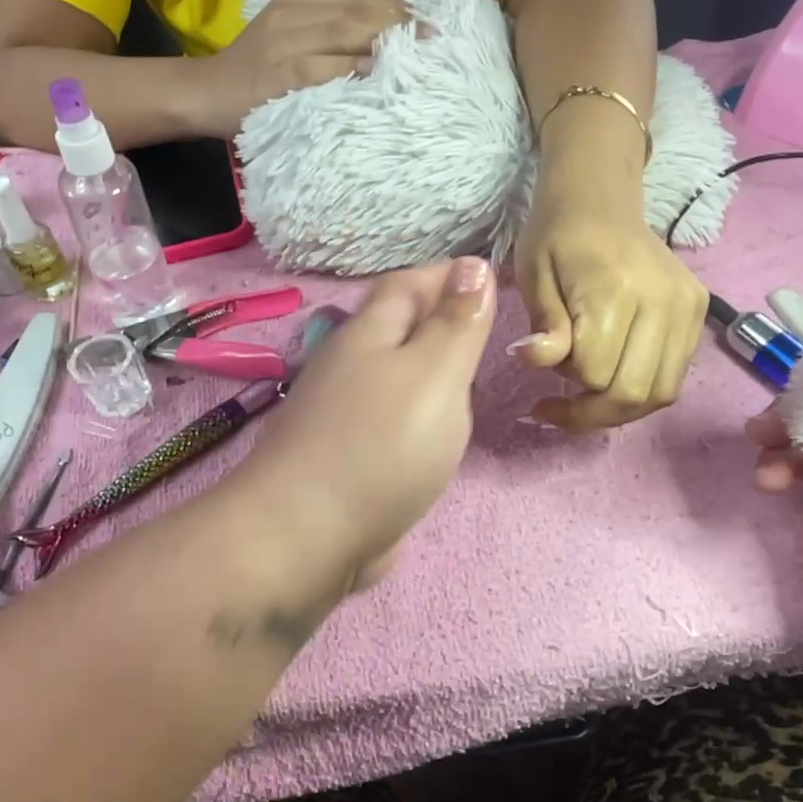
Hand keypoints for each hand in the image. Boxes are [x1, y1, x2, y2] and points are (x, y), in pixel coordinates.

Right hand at [203, 0, 414, 137]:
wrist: (205, 94)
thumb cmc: (252, 76)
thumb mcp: (286, 39)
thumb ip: (324, 32)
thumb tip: (380, 39)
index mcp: (293, 1)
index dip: (391, 2)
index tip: (423, 18)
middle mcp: (289, 15)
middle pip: (354, 9)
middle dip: (397, 20)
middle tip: (431, 36)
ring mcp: (284, 45)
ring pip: (343, 32)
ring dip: (384, 40)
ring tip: (415, 52)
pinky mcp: (281, 76)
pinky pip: (326, 68)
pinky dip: (354, 69)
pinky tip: (377, 73)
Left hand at [233, 257, 496, 595]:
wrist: (305, 537)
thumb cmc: (379, 447)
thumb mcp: (434, 374)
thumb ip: (456, 324)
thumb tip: (473, 264)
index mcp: (368, 334)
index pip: (409, 283)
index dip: (451, 275)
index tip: (497, 279)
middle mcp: (348, 368)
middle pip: (396, 329)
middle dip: (440, 321)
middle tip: (490, 333)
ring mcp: (340, 417)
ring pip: (391, 378)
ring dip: (427, 372)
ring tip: (472, 382)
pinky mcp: (342, 461)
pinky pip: (386, 423)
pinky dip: (414, 417)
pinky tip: (434, 436)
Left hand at [512, 195, 707, 431]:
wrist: (599, 199)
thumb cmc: (555, 236)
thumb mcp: (533, 275)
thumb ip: (544, 325)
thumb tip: (533, 361)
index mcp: (616, 290)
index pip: (596, 374)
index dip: (564, 385)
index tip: (537, 377)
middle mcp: (663, 302)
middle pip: (633, 393)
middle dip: (590, 412)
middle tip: (556, 409)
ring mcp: (687, 308)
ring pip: (661, 394)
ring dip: (618, 410)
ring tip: (584, 400)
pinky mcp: (697, 312)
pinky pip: (674, 376)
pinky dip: (642, 392)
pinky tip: (611, 381)